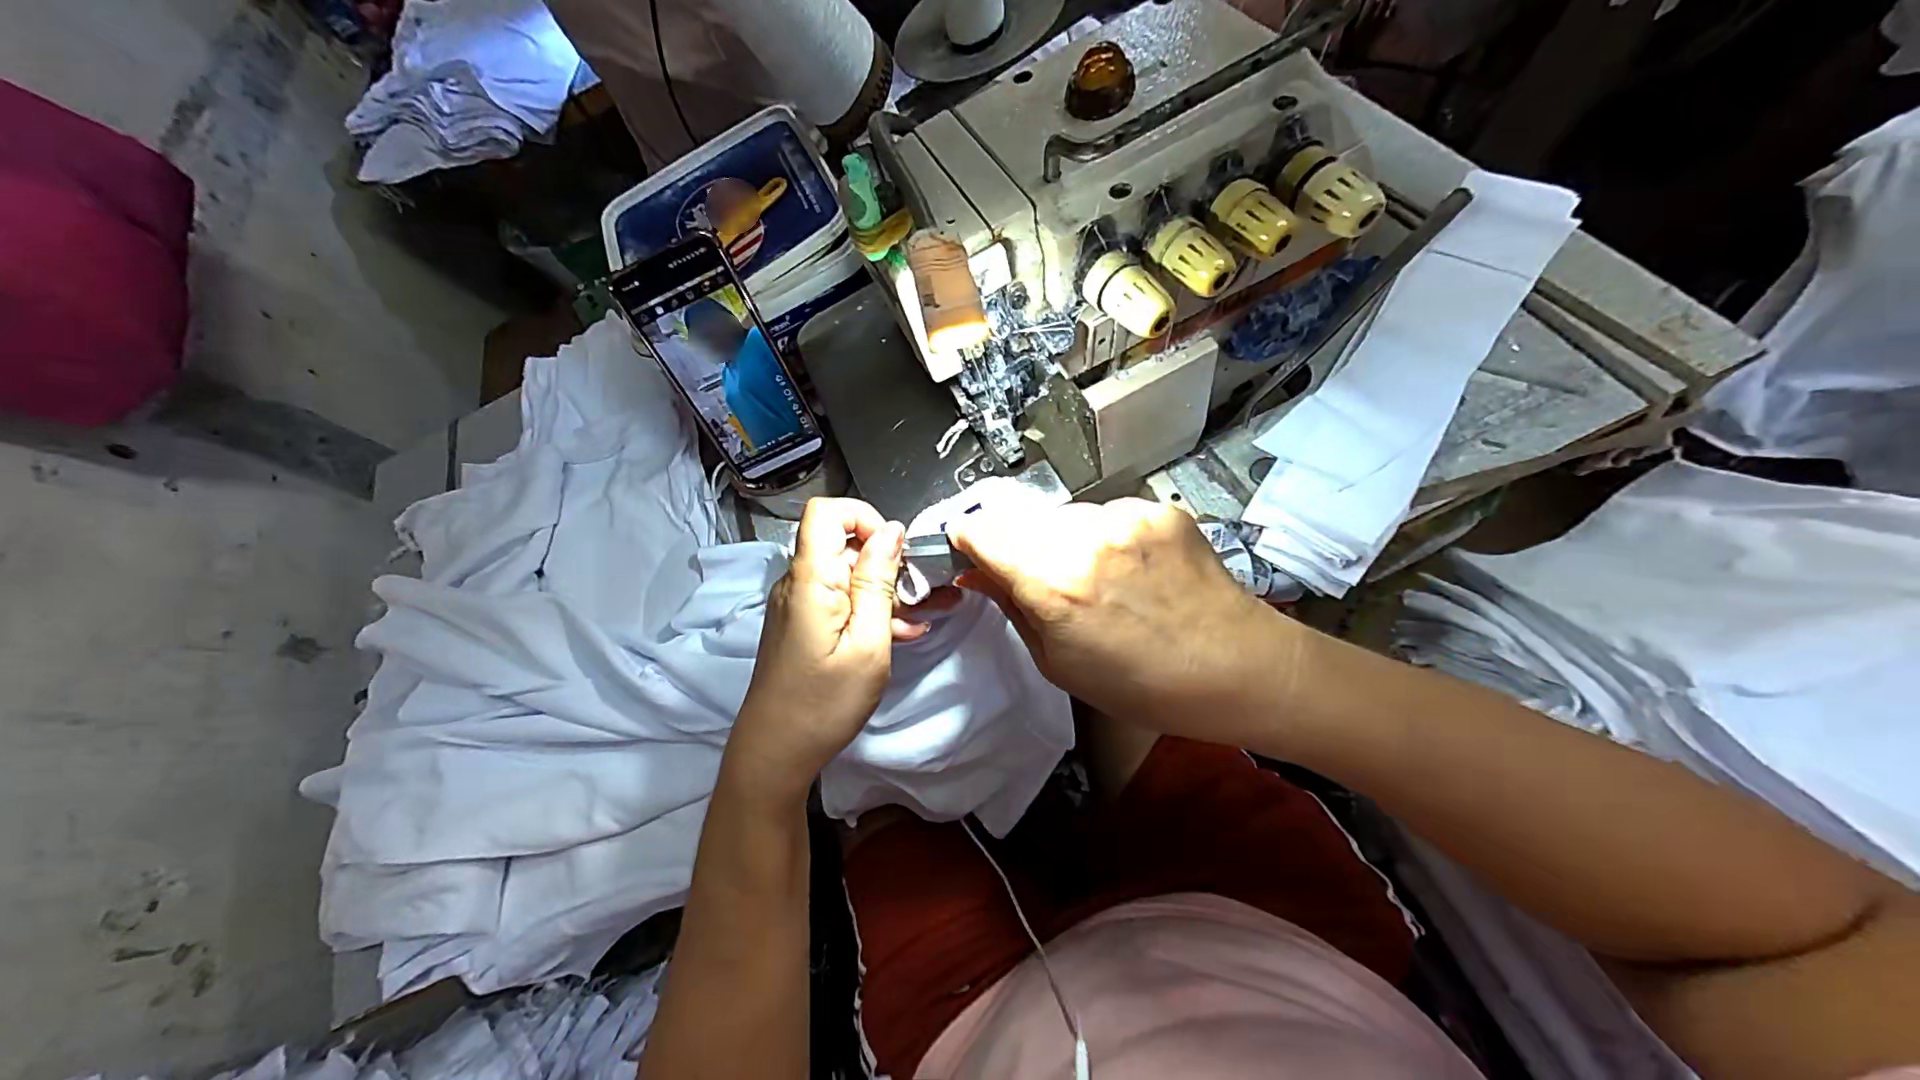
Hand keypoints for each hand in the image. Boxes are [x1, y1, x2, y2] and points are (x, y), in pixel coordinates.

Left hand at [728, 498, 912, 801]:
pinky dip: (872, 610)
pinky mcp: (804, 624)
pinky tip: (903, 631)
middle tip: (926, 590)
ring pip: (848, 575)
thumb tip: (891, 531)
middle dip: (889, 561)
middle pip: (843, 544)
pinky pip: (842, 601)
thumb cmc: (824, 703)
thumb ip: (878, 583)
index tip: (895, 553)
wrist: (776, 752)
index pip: (827, 511)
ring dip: (888, 589)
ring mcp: (800, 604)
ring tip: (928, 612)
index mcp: (811, 580)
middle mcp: (799, 583)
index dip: (865, 518)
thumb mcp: (868, 644)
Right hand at [949, 498, 1293, 737]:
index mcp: (1054, 583)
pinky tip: (1130, 569)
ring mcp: (1126, 517)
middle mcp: (1086, 537)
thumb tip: (976, 570)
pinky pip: (1107, 513)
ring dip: (1062, 539)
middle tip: (1040, 579)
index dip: (967, 539)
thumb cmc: (1143, 685)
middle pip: (1018, 517)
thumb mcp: (1058, 662)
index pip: (981, 528)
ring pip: (1064, 514)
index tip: (969, 551)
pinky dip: (1104, 536)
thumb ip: (1011, 605)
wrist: (1235, 668)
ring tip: (1096, 579)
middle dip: (1016, 544)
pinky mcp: (1158, 509)